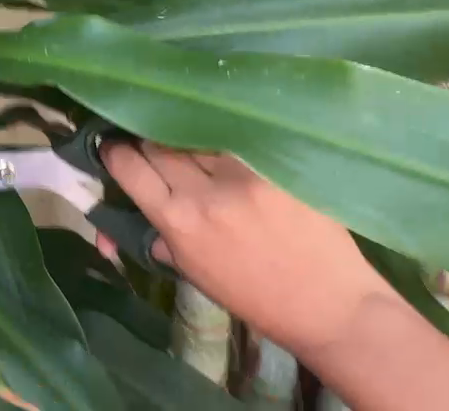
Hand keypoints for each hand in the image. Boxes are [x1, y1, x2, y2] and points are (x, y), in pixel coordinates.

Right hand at [100, 142, 400, 357]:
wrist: (334, 309)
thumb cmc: (256, 297)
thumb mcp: (193, 271)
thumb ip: (160, 233)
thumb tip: (127, 207)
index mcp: (177, 223)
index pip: (127, 165)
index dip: (115, 152)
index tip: (114, 147)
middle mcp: (203, 195)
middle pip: (156, 144)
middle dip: (149, 145)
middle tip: (154, 150)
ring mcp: (242, 178)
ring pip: (192, 137)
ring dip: (186, 143)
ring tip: (193, 151)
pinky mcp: (274, 169)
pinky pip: (232, 142)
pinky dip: (221, 144)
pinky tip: (223, 148)